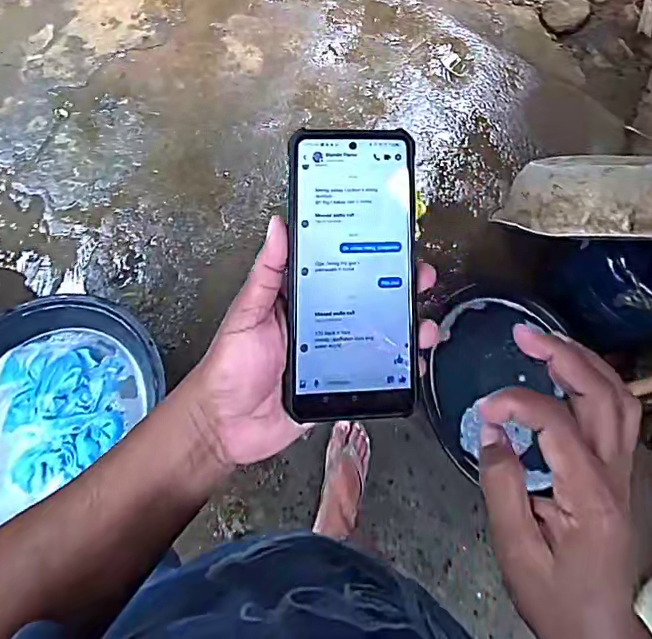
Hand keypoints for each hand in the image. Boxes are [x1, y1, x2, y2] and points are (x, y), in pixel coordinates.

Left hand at [179, 216, 437, 471]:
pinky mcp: (340, 384)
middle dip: (397, 287)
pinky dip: (399, 367)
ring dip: (405, 327)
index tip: (388, 241)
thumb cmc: (229, 364)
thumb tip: (277, 226)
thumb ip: (266, 272)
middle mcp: (319, 322)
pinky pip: (375, 372)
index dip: (363, 255)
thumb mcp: (247, 312)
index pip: (336, 269)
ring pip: (377, 334)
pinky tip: (415, 362)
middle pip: (365, 300)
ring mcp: (332, 354)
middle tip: (420, 276)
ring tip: (425, 323)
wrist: (226, 425)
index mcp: (298, 299)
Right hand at [478, 327, 648, 638]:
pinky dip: (593, 379)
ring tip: (544, 340)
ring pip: (620, 398)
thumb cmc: (555, 595)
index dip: (517, 404)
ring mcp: (624, 472)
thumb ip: (501, 483)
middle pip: (605, 397)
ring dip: (583, 361)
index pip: (558, 425)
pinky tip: (564, 369)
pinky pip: (619, 411)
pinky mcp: (619, 471)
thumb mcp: (515, 548)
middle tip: (523, 334)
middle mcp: (615, 477)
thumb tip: (492, 430)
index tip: (484, 409)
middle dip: (564, 356)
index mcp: (590, 497)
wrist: (598, 629)